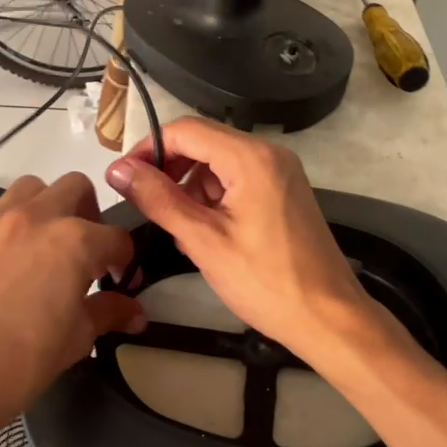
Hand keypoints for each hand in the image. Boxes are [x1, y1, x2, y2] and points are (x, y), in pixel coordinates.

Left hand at [0, 173, 143, 442]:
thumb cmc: (18, 363)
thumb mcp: (74, 340)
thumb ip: (107, 314)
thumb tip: (134, 313)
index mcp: (74, 241)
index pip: (115, 237)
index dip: (124, 259)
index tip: (120, 279)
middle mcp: (34, 218)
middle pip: (75, 188)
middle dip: (89, 213)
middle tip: (86, 253)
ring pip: (29, 189)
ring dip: (47, 207)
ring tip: (44, 247)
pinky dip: (7, 224)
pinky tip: (4, 261)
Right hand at [105, 117, 386, 366]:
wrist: (328, 317)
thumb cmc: (265, 282)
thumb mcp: (204, 241)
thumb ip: (159, 199)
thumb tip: (118, 170)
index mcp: (252, 158)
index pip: (187, 130)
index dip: (149, 148)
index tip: (123, 177)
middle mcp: (270, 154)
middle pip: (204, 141)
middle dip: (169, 167)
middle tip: (143, 201)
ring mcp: (281, 172)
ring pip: (220, 162)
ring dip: (191, 185)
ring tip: (176, 226)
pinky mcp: (285, 192)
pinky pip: (239, 179)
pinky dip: (214, 197)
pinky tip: (203, 231)